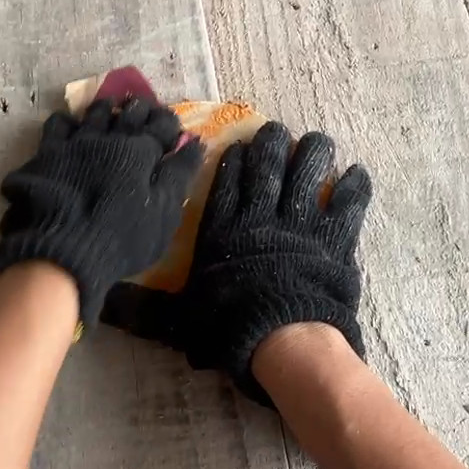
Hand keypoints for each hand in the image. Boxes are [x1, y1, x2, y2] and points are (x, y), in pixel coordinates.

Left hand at [0, 98, 204, 324]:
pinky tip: (70, 125)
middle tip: (144, 108)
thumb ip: (179, 175)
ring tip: (110, 108)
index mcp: (142, 152)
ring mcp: (76, 142)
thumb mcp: (164, 213)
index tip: (173, 124)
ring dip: (106, 108)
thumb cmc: (122, 236)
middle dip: (140, 109)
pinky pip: (58, 124)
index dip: (169, 122)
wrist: (62, 246)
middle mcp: (110, 138)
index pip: (162, 126)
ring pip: (94, 113)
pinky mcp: (47, 152)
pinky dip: (68, 121)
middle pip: (129, 113)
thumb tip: (196, 142)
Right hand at [101, 122, 371, 404]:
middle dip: (271, 143)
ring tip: (316, 141)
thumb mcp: (183, 315)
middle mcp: (259, 216)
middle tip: (277, 132)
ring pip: (307, 172)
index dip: (234, 159)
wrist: (281, 336)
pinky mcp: (332, 236)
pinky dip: (354, 186)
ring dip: (313, 152)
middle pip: (267, 166)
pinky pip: (347, 203)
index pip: (226, 181)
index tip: (240, 146)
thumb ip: (154, 306)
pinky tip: (357, 173)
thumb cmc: (229, 327)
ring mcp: (298, 222)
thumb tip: (112, 309)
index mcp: (224, 229)